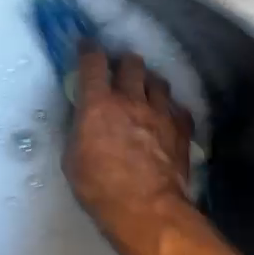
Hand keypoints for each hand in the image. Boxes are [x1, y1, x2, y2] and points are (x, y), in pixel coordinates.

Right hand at [64, 48, 196, 239]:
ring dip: (149, 81)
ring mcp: (160, 113)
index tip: (87, 46)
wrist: (146, 208)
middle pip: (131, 64)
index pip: (93, 64)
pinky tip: (166, 116)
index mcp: (98, 105)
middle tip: (119, 69)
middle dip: (124, 62)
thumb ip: (79, 131)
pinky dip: (170, 108)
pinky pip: (178, 108)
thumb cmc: (99, 187)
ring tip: (145, 89)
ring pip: (158, 81)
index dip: (89, 50)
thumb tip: (83, 120)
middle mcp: (131, 100)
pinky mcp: (181, 130)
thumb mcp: (72, 158)